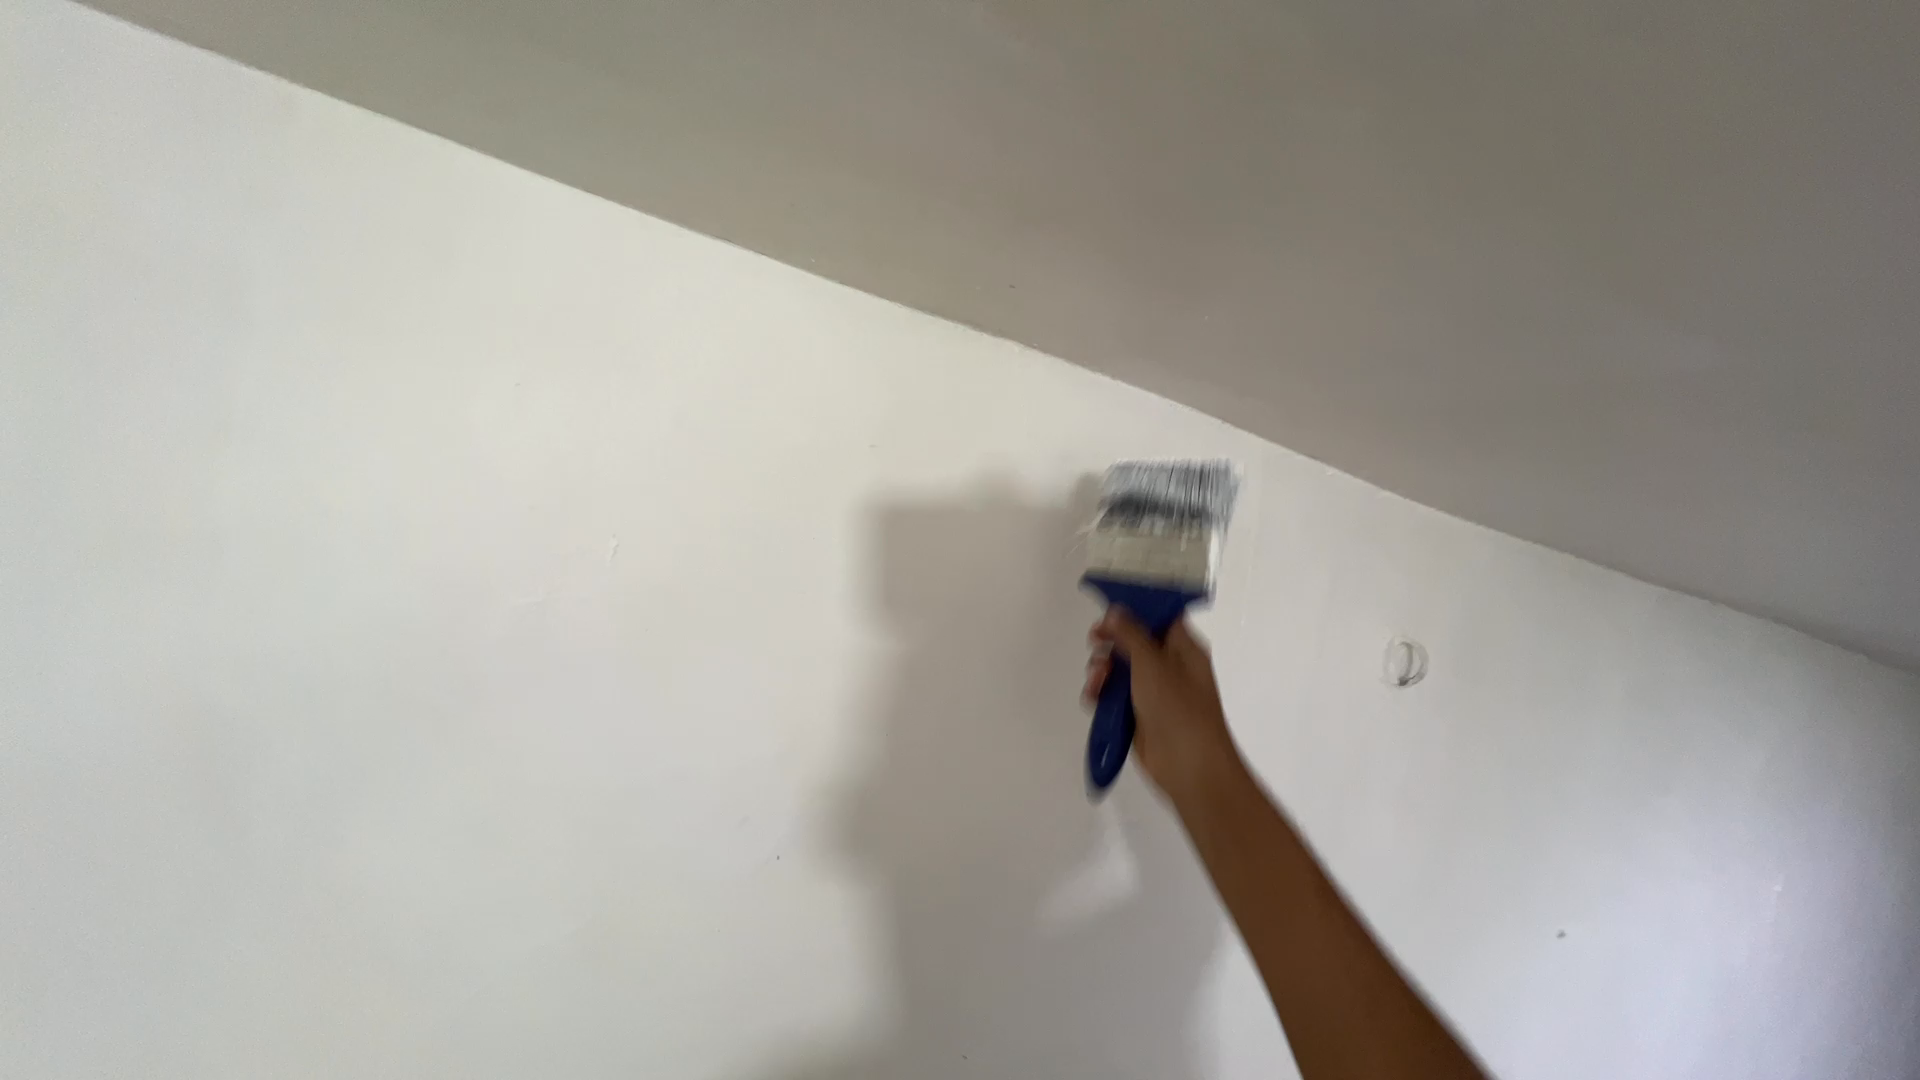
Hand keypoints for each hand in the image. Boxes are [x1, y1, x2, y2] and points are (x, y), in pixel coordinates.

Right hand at [1083, 610, 1244, 802]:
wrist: (1189, 768)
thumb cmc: (1177, 708)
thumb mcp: (1152, 663)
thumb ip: (1130, 634)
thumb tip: (1115, 611)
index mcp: (1183, 648)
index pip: (1159, 616)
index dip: (1135, 609)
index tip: (1109, 610)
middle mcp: (1169, 666)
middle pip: (1133, 641)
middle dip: (1111, 642)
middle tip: (1095, 642)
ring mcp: (1153, 692)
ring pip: (1119, 669)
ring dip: (1102, 670)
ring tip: (1096, 681)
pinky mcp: (1138, 715)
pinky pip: (1114, 696)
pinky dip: (1101, 694)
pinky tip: (1093, 698)